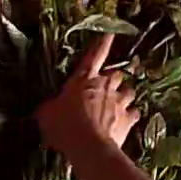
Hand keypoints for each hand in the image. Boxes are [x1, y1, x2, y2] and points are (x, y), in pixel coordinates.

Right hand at [37, 32, 138, 156]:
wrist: (88, 146)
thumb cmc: (64, 126)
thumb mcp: (47, 114)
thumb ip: (50, 107)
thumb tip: (46, 108)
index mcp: (84, 79)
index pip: (94, 56)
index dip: (102, 43)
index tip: (111, 33)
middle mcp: (105, 86)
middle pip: (116, 74)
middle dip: (114, 79)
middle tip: (109, 87)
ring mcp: (119, 101)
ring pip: (129, 91)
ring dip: (125, 96)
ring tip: (120, 104)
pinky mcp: (129, 118)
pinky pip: (135, 112)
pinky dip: (131, 115)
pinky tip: (127, 121)